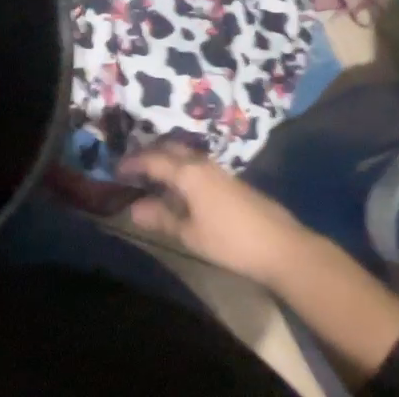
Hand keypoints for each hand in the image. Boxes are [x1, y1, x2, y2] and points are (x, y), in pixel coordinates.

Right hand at [119, 144, 310, 286]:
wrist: (283, 247)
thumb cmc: (231, 241)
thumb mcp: (190, 234)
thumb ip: (160, 218)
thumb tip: (132, 208)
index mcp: (187, 172)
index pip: (151, 159)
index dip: (131, 163)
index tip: (115, 169)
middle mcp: (201, 163)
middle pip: (169, 149)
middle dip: (148, 155)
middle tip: (132, 168)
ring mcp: (219, 170)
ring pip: (184, 155)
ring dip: (166, 161)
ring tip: (152, 177)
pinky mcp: (231, 181)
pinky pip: (196, 164)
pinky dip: (181, 169)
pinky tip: (180, 187)